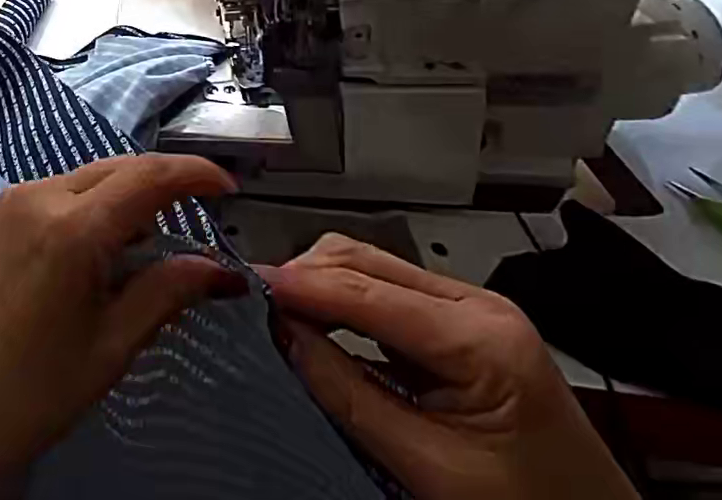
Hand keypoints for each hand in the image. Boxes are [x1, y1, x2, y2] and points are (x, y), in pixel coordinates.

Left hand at [0, 154, 245, 498]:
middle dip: (160, 185)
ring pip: (85, 178)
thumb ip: (167, 291)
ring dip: (123, 198)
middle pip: (115, 169)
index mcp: (71, 227)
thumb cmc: (37, 384)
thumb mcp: (113, 341)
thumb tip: (220, 269)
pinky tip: (99, 248)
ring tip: (145, 250)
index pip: (145, 176)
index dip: (193, 174)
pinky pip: (57, 191)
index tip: (227, 187)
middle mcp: (37, 196)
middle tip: (196, 223)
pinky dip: (89, 206)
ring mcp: (10, 198)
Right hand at [259, 234, 638, 499]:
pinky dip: (336, 297)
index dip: (293, 283)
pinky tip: (317, 322)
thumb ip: (345, 390)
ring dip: (315, 285)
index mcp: (482, 338)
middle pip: (357, 258)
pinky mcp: (456, 317)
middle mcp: (477, 304)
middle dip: (300, 277)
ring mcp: (469, 306)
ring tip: (281, 317)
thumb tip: (279, 331)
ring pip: (361, 263)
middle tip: (256, 307)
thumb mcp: (428, 464)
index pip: (360, 288)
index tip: (239, 286)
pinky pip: (377, 285)